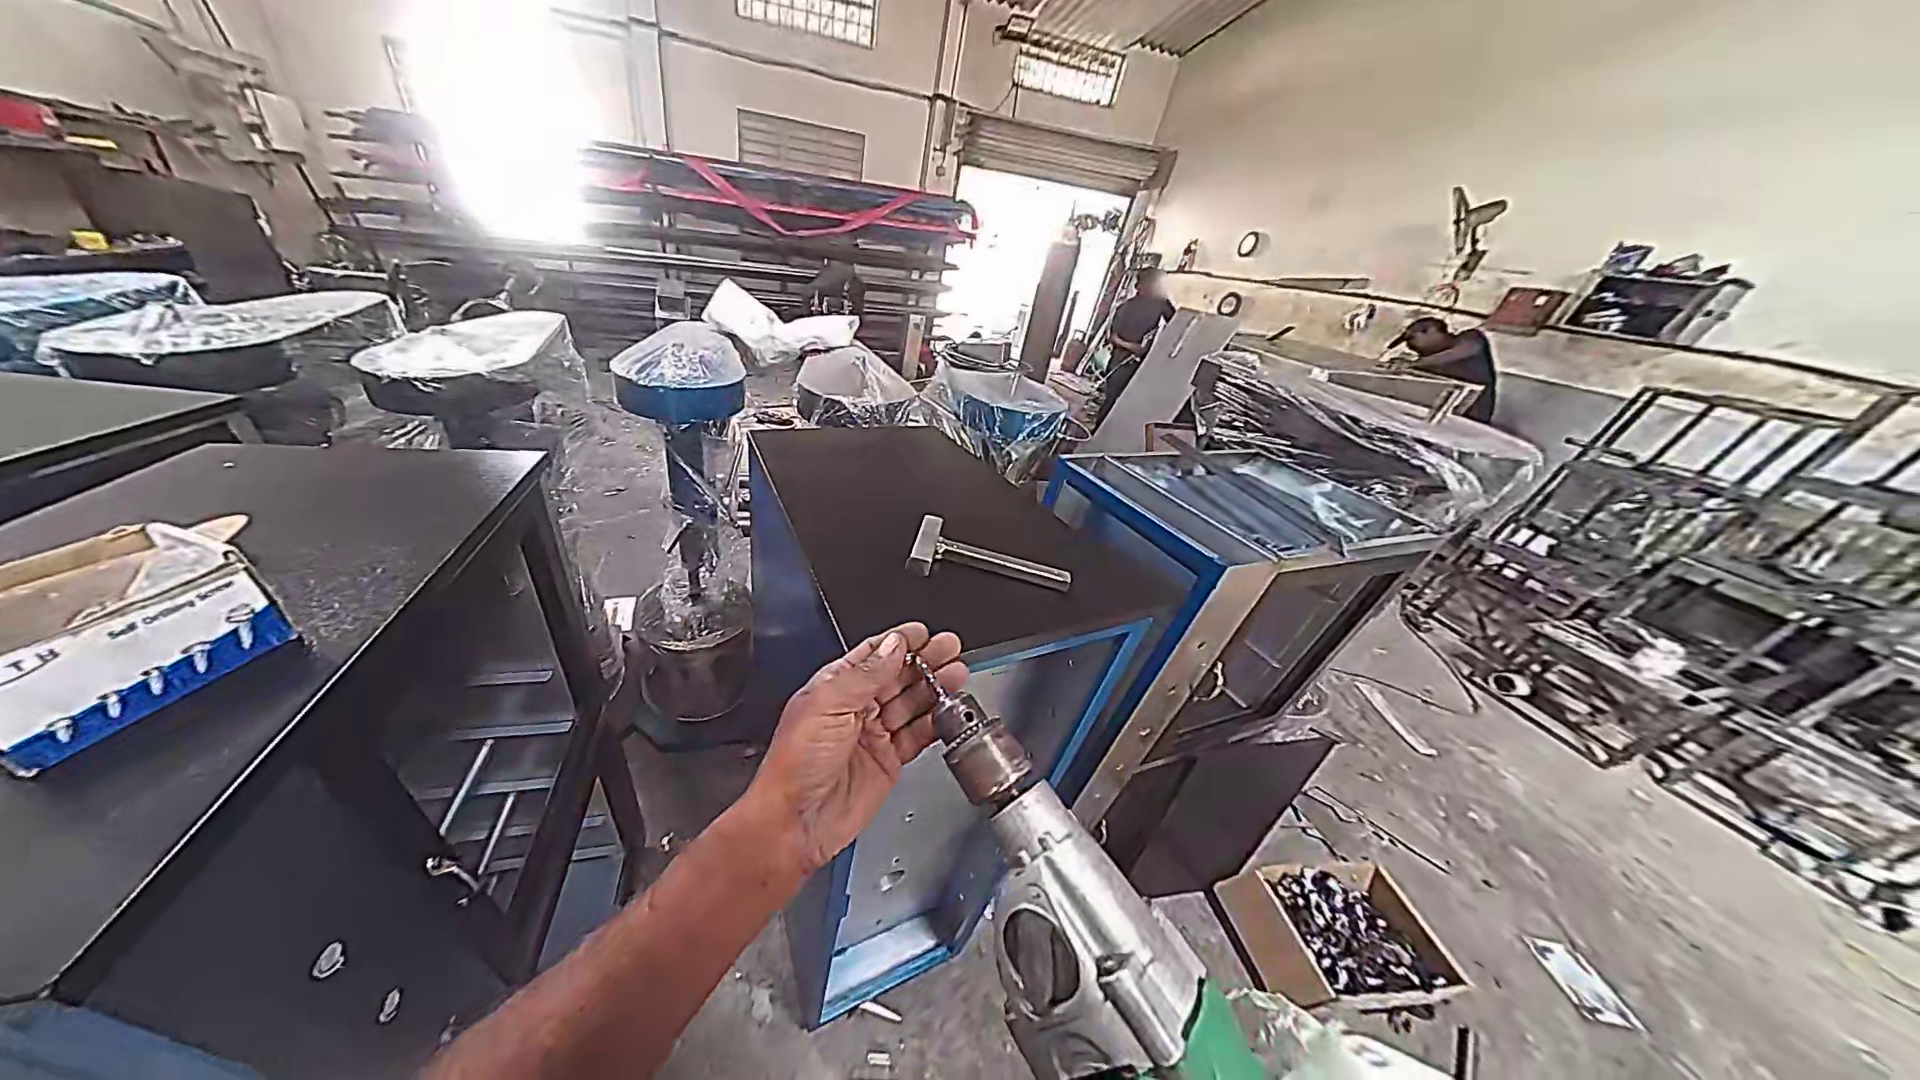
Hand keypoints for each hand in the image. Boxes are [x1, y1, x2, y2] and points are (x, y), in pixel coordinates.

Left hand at [746, 623, 966, 873]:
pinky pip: (918, 735)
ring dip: (935, 687)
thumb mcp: (828, 705)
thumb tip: (894, 645)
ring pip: (912, 702)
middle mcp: (856, 706)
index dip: (900, 641)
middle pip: (898, 675)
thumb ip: (866, 674)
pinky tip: (948, 711)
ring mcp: (873, 733)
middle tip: (950, 648)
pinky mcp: (888, 759)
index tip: (924, 633)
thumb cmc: (794, 764)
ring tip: (957, 674)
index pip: (874, 654)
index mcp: (836, 686)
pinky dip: (935, 722)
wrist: (795, 822)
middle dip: (926, 660)